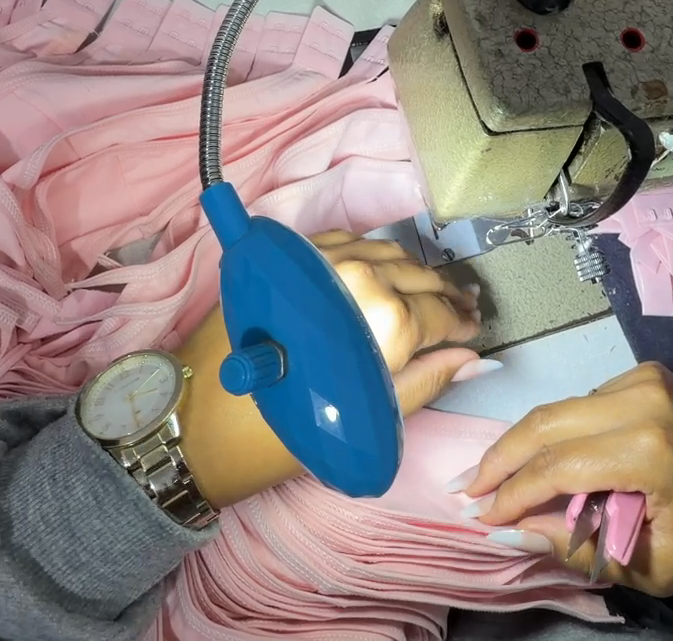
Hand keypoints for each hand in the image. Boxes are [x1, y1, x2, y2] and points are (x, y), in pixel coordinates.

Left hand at [173, 233, 487, 506]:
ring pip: (388, 252)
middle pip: (416, 277)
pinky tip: (387, 268)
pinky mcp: (297, 255)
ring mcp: (325, 260)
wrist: (201, 416)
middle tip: (461, 310)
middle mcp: (357, 278)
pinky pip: (352, 241)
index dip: (459, 324)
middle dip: (443, 295)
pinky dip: (377, 254)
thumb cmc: (284, 431)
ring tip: (431, 288)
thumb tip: (470, 360)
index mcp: (380, 321)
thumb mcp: (367, 419)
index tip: (471, 329)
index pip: (435, 314)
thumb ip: (425, 382)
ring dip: (415, 270)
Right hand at [455, 363, 672, 595]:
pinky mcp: (646, 373)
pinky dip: (561, 431)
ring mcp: (644, 378)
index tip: (480, 513)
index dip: (513, 491)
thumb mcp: (652, 565)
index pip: (558, 465)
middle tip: (468, 484)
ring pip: (562, 408)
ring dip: (527, 443)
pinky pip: (585, 403)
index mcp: (650, 448)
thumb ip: (578, 545)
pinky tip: (549, 459)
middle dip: (502, 455)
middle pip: (547, 420)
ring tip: (498, 477)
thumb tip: (514, 526)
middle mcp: (643, 399)